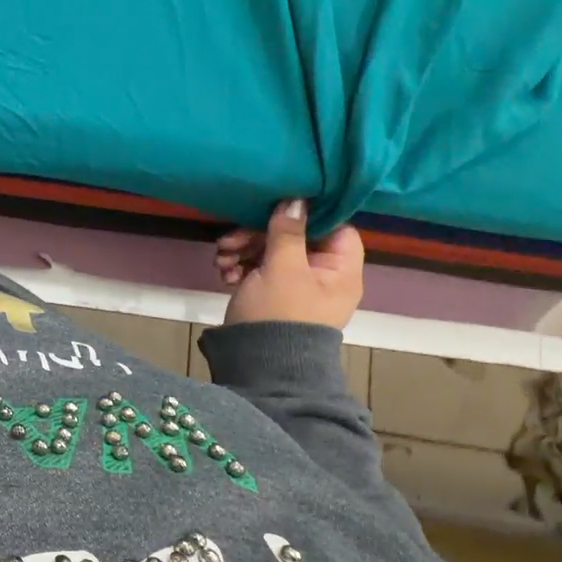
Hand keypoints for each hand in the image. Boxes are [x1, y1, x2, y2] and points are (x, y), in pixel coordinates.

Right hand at [214, 199, 364, 328]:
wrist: (260, 362)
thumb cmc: (279, 311)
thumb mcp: (282, 268)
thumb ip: (288, 232)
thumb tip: (297, 199)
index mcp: (340, 270)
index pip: (334, 228)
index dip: (307, 216)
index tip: (276, 208)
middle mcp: (323, 275)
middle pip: (295, 238)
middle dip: (258, 235)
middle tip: (231, 240)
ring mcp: (296, 285)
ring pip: (271, 251)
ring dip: (243, 249)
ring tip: (221, 259)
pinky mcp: (272, 293)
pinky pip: (258, 268)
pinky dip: (240, 266)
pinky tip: (224, 274)